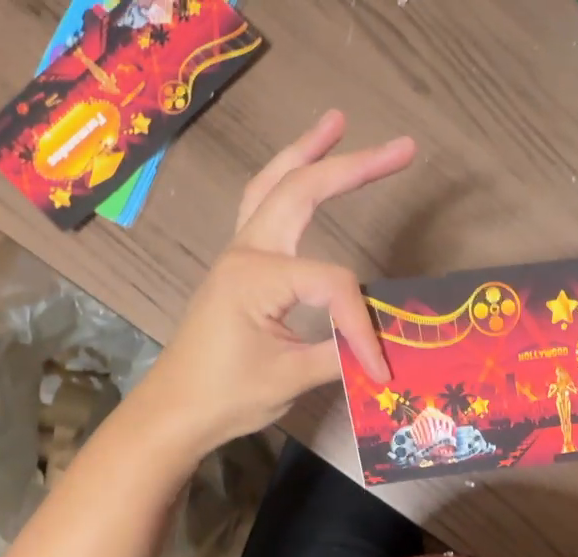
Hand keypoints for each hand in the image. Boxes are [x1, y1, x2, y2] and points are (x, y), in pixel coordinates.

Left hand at [122, 110, 413, 458]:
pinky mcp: (239, 268)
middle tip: (402, 149)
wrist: (175, 411)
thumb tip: (384, 345)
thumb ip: (341, 353)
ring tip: (337, 123)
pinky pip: (262, 208)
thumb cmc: (225, 396)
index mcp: (257, 275)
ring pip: (274, 186)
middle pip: (302, 189)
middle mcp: (246, 251)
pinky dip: (285, 183)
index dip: (364, 326)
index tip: (380, 369)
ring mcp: (239, 255)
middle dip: (352, 165)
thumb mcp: (290, 378)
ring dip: (307, 152)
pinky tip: (300, 174)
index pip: (334, 284)